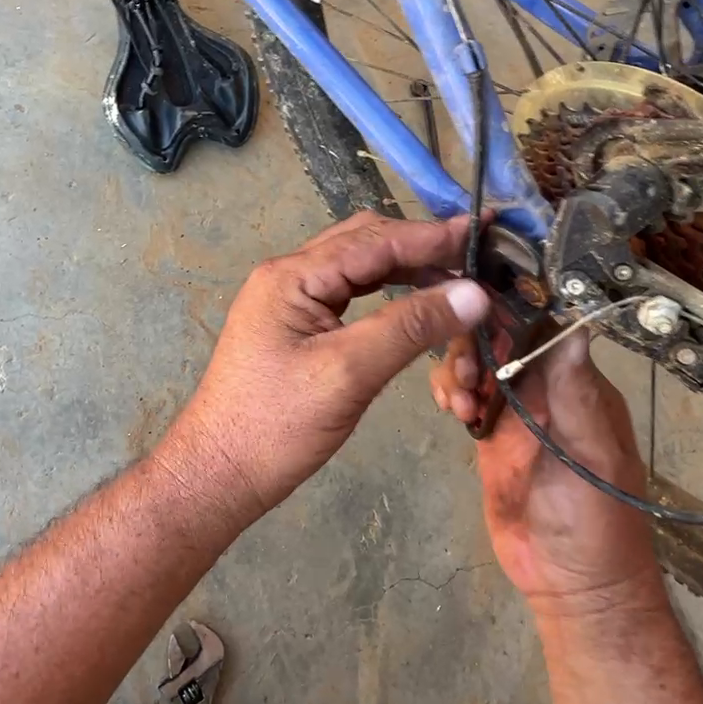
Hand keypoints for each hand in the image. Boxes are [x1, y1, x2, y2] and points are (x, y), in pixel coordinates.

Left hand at [156, 211, 491, 522]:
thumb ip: (410, 328)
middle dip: (420, 246)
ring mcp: (288, 299)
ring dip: (405, 269)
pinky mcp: (294, 324)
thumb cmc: (278, 425)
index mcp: (292, 275)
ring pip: (357, 266)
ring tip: (456, 279)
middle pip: (364, 243)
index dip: (431, 235)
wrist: (219, 472)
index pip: (373, 241)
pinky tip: (414, 302)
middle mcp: (288, 274)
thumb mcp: (349, 374)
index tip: (483, 232)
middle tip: (475, 258)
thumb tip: (474, 292)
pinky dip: (385, 292)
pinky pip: (347, 292)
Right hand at [431, 325, 663, 614]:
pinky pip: (462, 393)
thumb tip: (575, 326)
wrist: (570, 584)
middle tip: (465, 377)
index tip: (477, 320)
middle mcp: (544, 388)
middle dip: (474, 345)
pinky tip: (450, 410)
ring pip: (476, 362)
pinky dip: (449, 391)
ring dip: (458, 369)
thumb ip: (575, 392)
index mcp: (577, 385)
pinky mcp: (488, 433)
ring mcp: (513, 410)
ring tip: (458, 404)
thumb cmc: (593, 519)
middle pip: (499, 338)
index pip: (539, 328)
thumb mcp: (590, 454)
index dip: (506, 315)